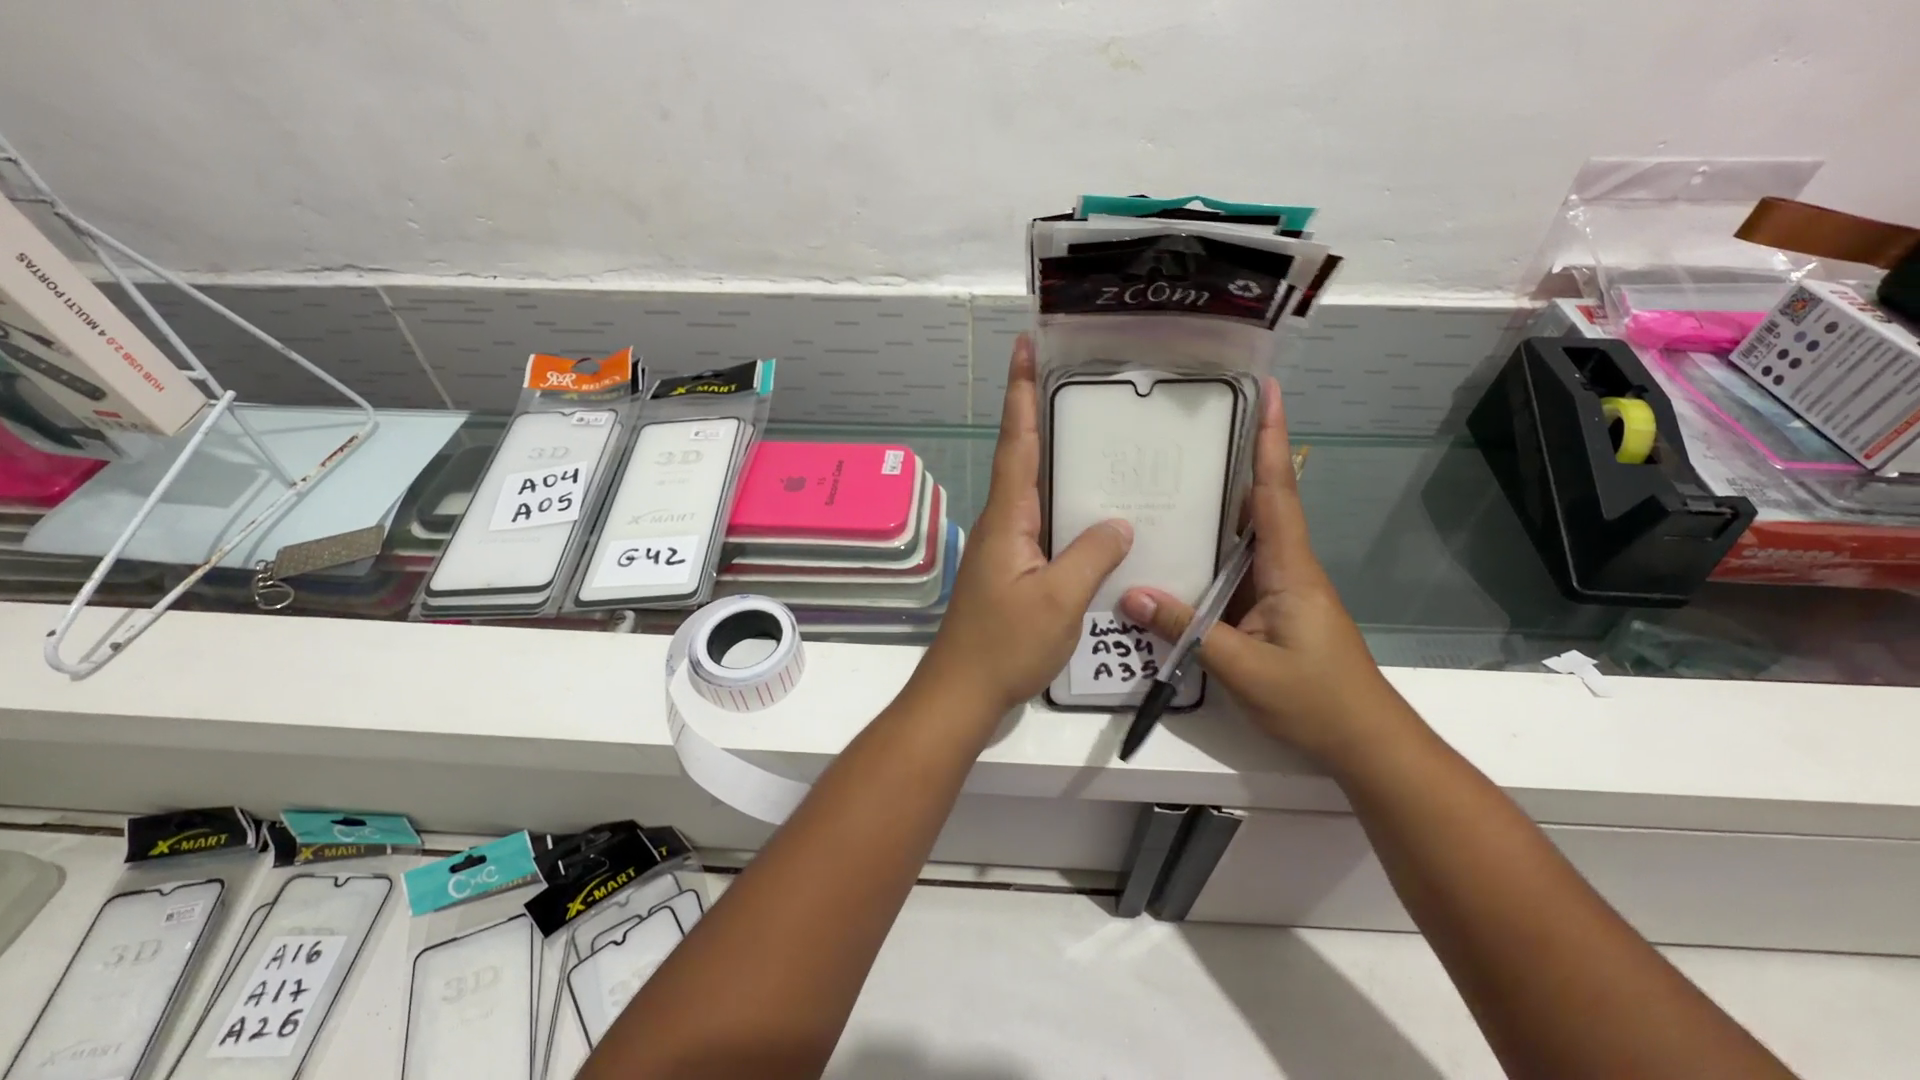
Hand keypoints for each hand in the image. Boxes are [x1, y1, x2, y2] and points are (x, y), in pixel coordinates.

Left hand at [917, 335, 1132, 714]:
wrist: (962, 693)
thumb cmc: (1005, 645)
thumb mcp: (1059, 600)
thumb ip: (1091, 556)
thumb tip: (1118, 521)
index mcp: (1008, 518)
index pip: (1016, 442)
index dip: (1021, 393)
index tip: (1025, 347)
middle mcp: (1002, 523)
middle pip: (1024, 457)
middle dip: (1044, 414)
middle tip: (1083, 381)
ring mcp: (1005, 547)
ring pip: (1035, 491)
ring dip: (1058, 460)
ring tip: (1102, 437)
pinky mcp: (1012, 570)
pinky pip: (1042, 524)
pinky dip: (1065, 506)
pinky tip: (1095, 513)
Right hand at [1117, 378, 1407, 767]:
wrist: (1362, 741)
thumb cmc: (1315, 700)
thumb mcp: (1243, 669)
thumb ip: (1186, 630)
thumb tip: (1130, 593)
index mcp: (1289, 569)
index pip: (1275, 493)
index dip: (1271, 441)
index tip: (1268, 391)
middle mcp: (1285, 568)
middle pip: (1257, 503)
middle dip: (1232, 459)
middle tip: (1187, 430)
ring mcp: (1278, 590)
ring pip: (1242, 538)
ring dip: (1213, 507)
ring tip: (1166, 479)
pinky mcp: (1269, 611)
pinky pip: (1233, 570)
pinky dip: (1206, 553)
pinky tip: (1173, 552)